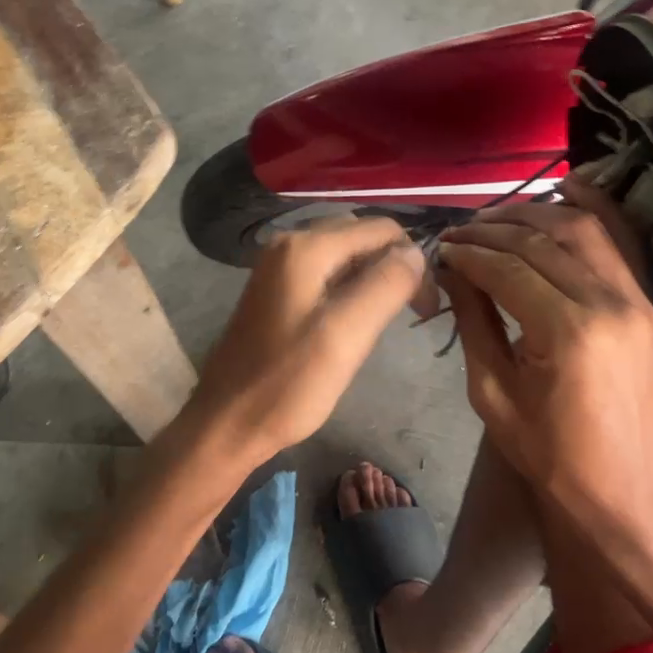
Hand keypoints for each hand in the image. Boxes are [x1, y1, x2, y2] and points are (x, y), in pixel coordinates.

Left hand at [190, 216, 423, 461]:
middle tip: (413, 312)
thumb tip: (417, 252)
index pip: (381, 229)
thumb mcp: (347, 334)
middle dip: (393, 266)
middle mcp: (289, 244)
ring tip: (386, 321)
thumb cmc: (288, 383)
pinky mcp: (276, 290)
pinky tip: (354, 323)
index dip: (413, 260)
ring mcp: (278, 266)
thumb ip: (386, 285)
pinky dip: (349, 289)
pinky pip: (325, 273)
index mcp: (306, 247)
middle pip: (361, 236)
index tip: (426, 307)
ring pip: (345, 255)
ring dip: (373, 278)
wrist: (226, 423)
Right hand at [438, 181, 652, 526]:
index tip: (439, 248)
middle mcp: (607, 302)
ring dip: (533, 213)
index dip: (468, 253)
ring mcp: (634, 299)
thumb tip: (453, 268)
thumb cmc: (555, 458)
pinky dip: (582, 214)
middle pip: (541, 239)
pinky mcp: (644, 303)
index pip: (507, 267)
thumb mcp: (495, 395)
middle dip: (492, 228)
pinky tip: (559, 193)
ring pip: (580, 228)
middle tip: (457, 232)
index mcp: (568, 332)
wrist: (634, 493)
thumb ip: (475, 321)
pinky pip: (611, 243)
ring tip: (493, 219)